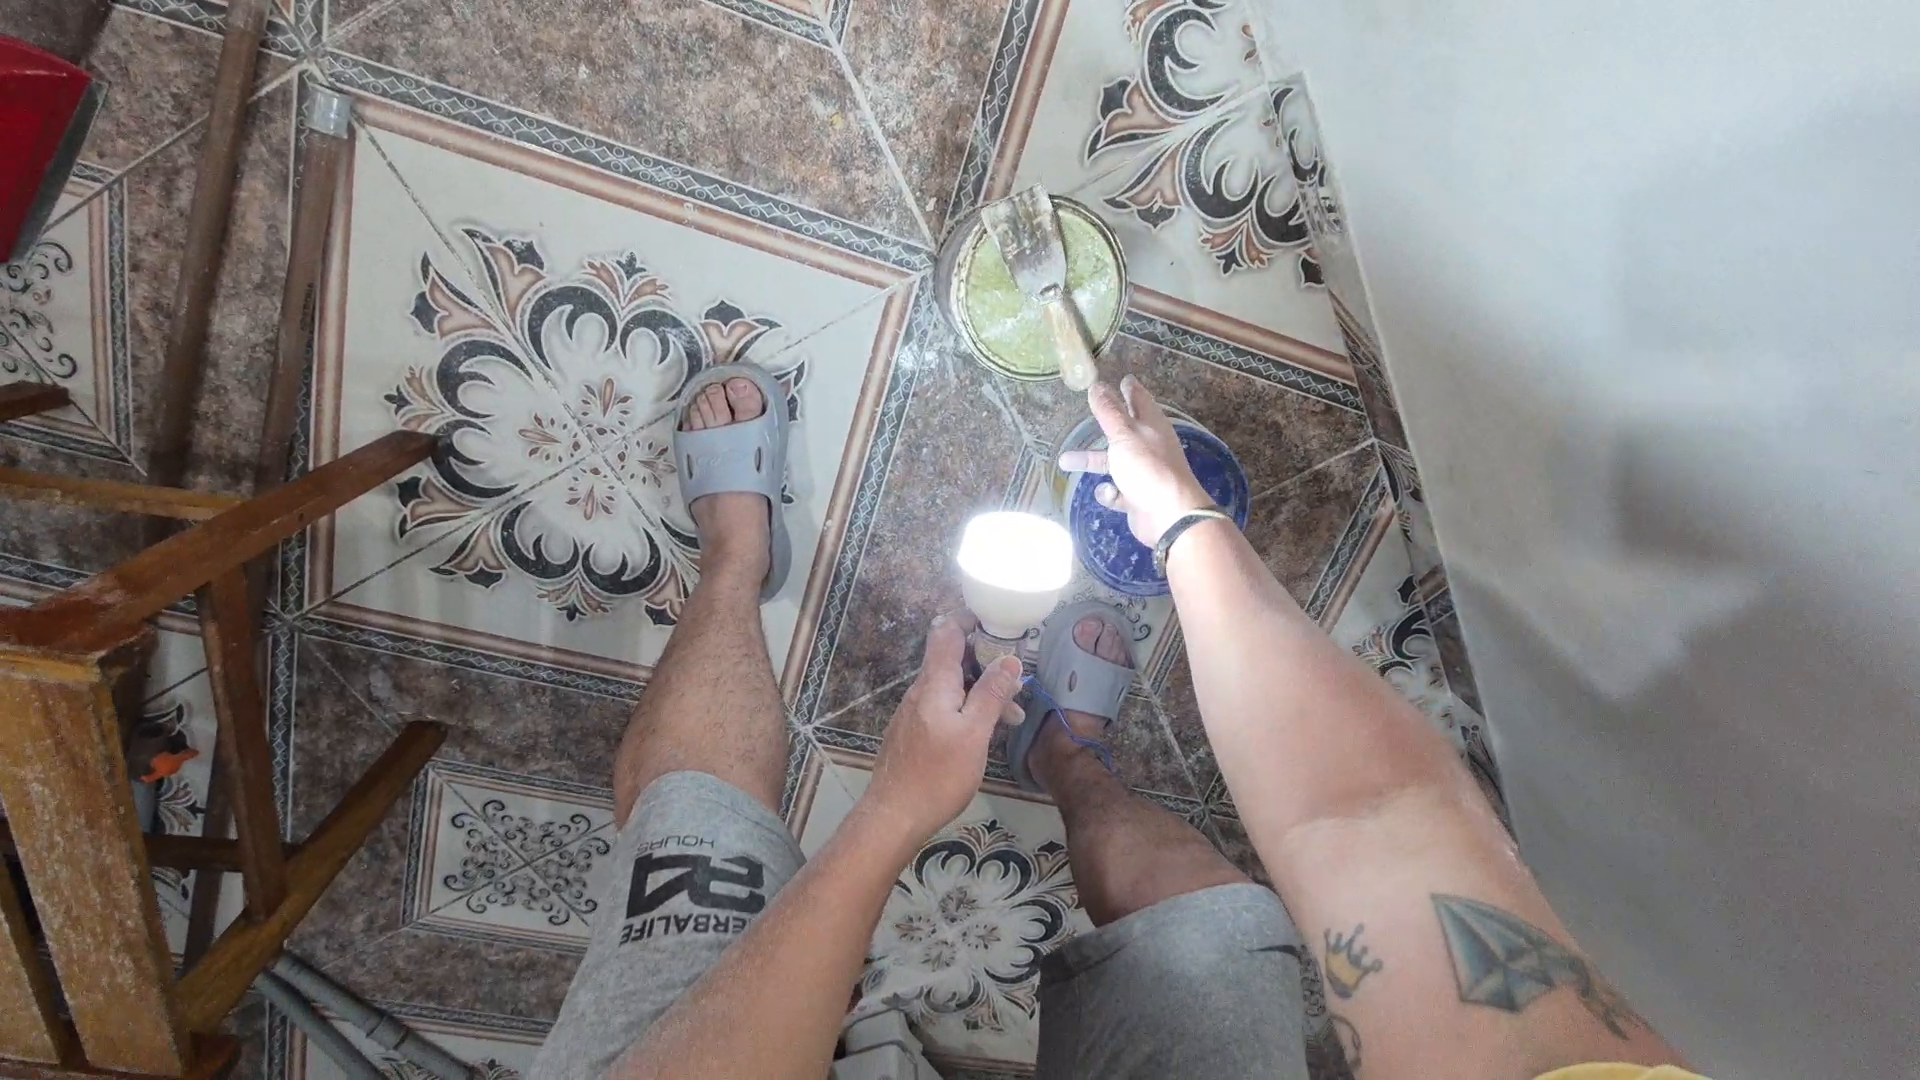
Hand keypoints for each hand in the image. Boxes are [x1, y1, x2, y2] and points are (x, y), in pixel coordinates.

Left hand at [862, 609, 1023, 843]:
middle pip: (952, 658)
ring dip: (981, 691)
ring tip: (1014, 714)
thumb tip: (1009, 659)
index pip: (946, 631)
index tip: (996, 622)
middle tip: (1017, 678)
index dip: (969, 618)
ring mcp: (915, 711)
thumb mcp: (974, 733)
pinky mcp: (914, 731)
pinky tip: (985, 731)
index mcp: (934, 682)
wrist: (893, 815)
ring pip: (951, 686)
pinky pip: (944, 706)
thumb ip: (991, 694)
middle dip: (986, 662)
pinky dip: (967, 709)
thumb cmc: (937, 774)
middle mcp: (921, 690)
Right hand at [1057, 374, 1211, 544]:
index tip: (1124, 378)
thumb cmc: (1147, 467)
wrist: (1168, 515)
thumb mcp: (1123, 435)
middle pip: (1122, 430)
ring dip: (1092, 461)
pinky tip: (1107, 493)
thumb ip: (1108, 412)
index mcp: (1150, 425)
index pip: (1139, 400)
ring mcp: (1143, 472)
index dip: (1130, 389)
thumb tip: (1096, 385)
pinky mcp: (1137, 496)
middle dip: (1105, 423)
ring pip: (1113, 462)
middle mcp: (1149, 446)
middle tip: (1091, 410)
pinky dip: (1110, 493)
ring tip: (1064, 461)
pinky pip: (1117, 491)